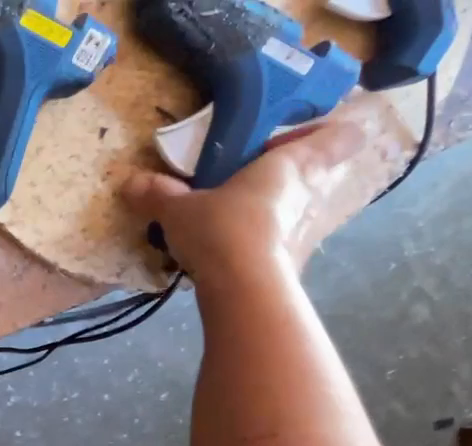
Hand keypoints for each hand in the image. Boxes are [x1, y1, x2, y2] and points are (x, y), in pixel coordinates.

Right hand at [121, 115, 371, 278]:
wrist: (244, 285)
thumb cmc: (222, 229)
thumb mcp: (179, 210)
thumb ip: (158, 195)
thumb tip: (130, 182)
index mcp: (294, 162)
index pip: (340, 134)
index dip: (316, 134)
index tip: (274, 149)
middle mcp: (315, 190)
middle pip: (326, 171)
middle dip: (295, 177)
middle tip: (253, 187)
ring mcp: (313, 227)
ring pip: (309, 208)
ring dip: (282, 212)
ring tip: (242, 224)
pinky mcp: (300, 259)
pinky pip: (290, 242)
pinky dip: (270, 245)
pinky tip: (239, 256)